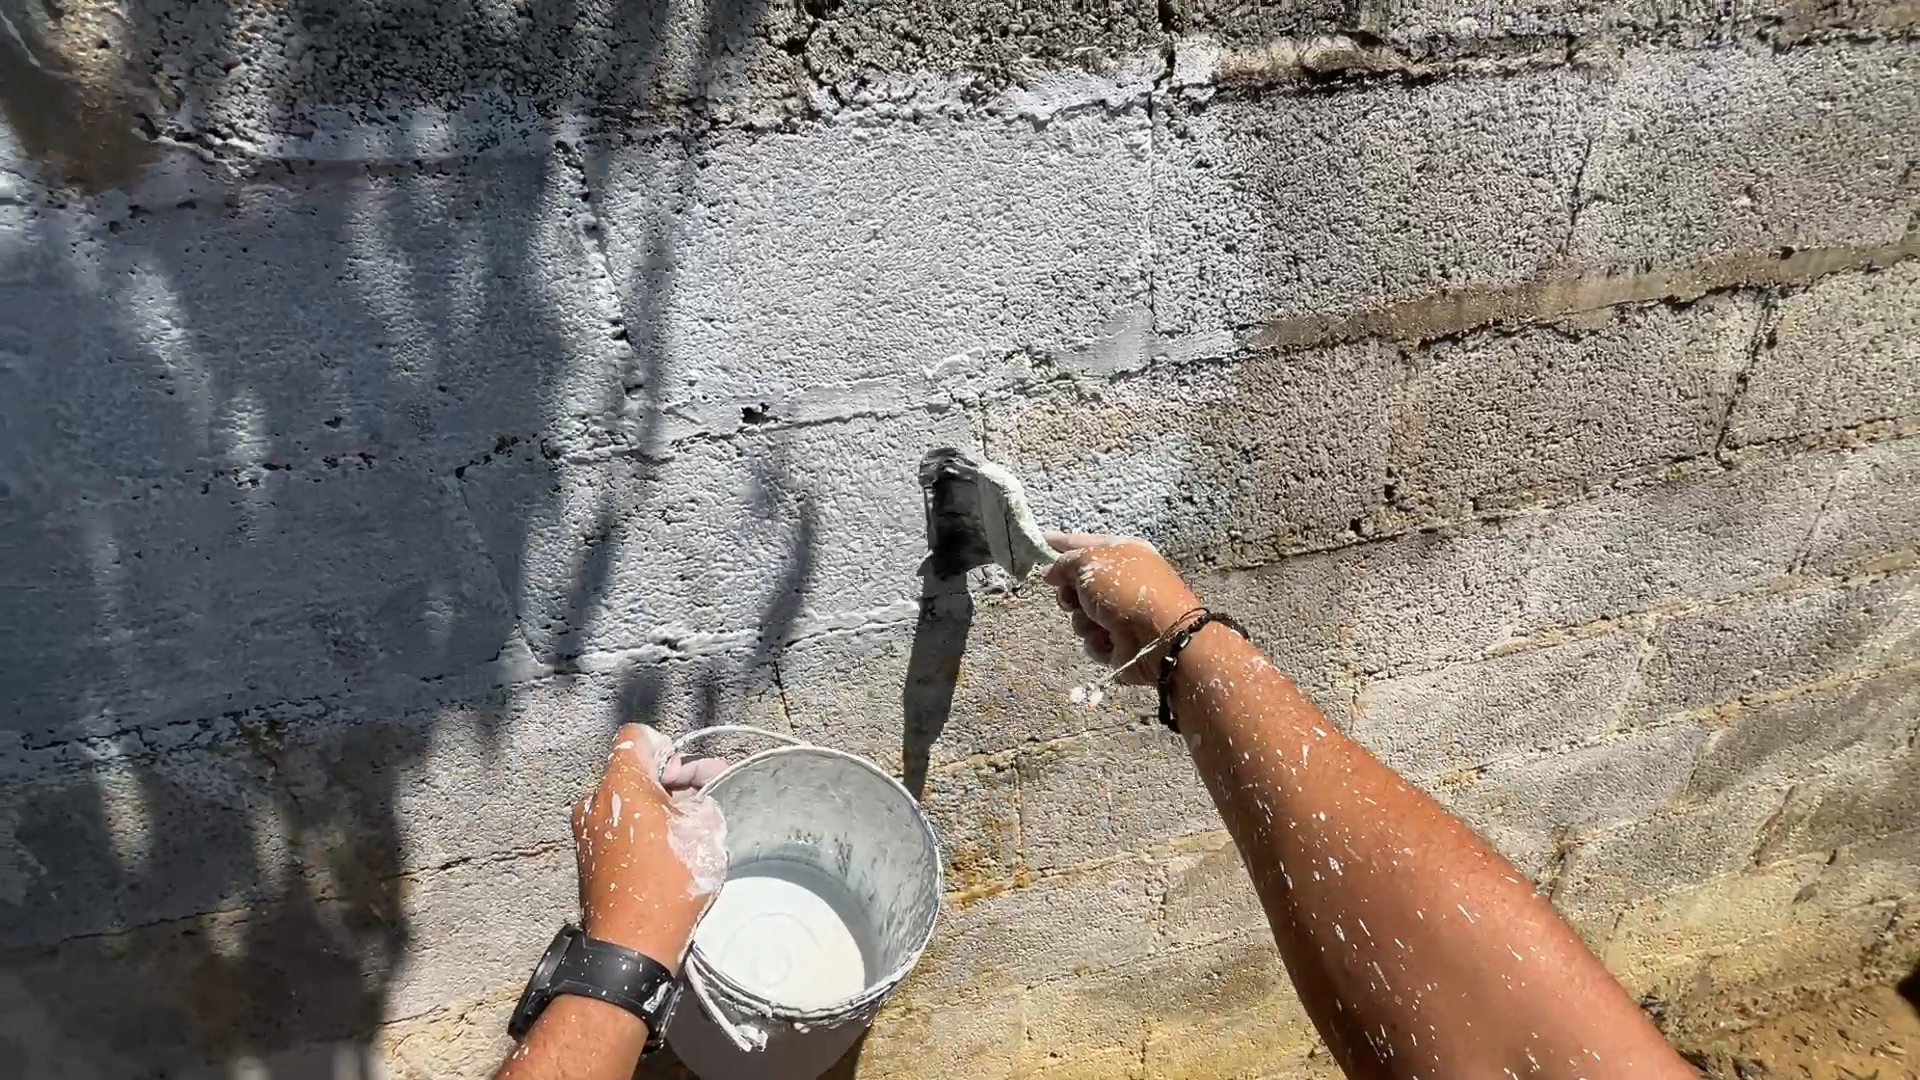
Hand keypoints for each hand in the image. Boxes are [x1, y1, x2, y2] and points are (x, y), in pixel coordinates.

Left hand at [570, 724, 728, 972]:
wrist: (631, 947)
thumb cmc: (669, 881)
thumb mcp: (703, 828)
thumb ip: (701, 795)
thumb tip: (695, 794)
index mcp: (620, 783)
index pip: (637, 736)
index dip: (669, 744)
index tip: (691, 768)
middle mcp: (595, 800)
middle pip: (637, 767)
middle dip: (675, 774)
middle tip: (711, 789)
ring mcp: (587, 829)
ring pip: (630, 796)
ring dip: (662, 800)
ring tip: (696, 817)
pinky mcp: (590, 854)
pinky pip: (621, 822)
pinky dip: (646, 823)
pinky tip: (675, 839)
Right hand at [1042, 532, 1200, 684]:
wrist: (1159, 637)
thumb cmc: (1126, 590)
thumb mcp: (1089, 563)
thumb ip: (1064, 563)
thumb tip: (1050, 572)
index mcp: (1122, 553)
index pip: (1083, 543)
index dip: (1060, 543)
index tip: (1040, 541)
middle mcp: (1122, 581)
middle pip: (1078, 584)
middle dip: (1069, 593)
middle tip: (1070, 597)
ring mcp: (1121, 613)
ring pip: (1081, 615)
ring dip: (1083, 619)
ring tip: (1096, 621)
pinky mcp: (1119, 641)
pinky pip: (1092, 639)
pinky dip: (1096, 640)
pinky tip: (1108, 639)